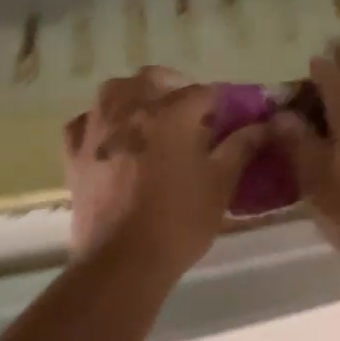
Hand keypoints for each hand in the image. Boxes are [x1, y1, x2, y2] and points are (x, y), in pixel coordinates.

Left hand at [63, 68, 265, 275]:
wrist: (123, 262)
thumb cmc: (179, 221)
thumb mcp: (221, 183)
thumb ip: (241, 147)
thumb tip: (265, 125)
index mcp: (171, 112)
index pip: (204, 91)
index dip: (219, 104)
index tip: (227, 122)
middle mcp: (130, 108)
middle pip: (154, 78)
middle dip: (175, 89)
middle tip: (189, 118)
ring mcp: (98, 128)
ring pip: (115, 91)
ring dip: (134, 97)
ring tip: (149, 121)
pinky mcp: (74, 153)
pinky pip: (86, 122)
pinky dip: (100, 123)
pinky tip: (112, 140)